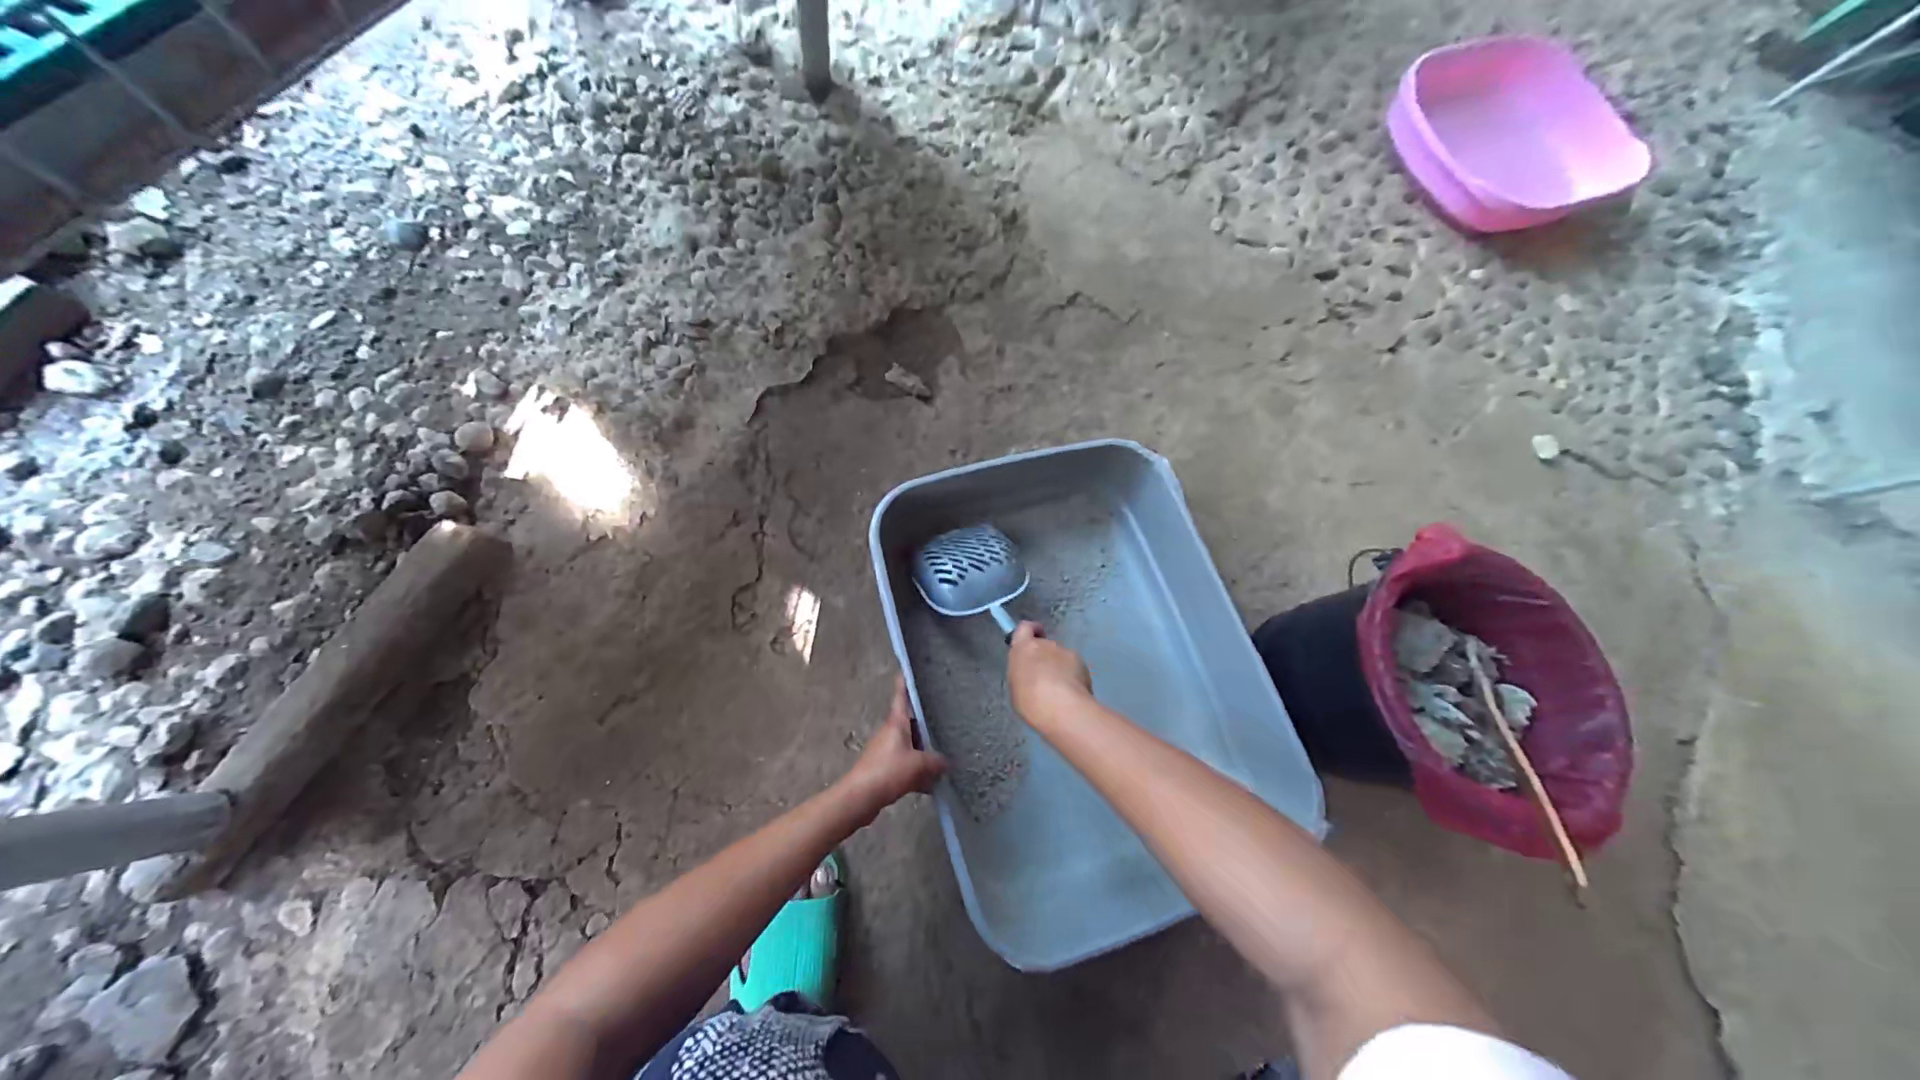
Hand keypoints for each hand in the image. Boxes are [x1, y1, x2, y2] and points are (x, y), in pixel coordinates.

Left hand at [841, 676, 946, 817]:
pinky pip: (907, 766)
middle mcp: (891, 733)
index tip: (909, 669)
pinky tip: (934, 784)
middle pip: (911, 722)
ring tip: (946, 755)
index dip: (905, 682)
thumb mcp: (918, 764)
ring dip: (925, 752)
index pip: (901, 696)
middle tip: (947, 718)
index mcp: (896, 723)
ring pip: (910, 746)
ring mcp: (887, 752)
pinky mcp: (885, 770)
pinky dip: (918, 772)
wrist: (860, 798)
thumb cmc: (888, 771)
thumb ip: (936, 761)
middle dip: (927, 723)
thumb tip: (947, 762)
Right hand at [1007, 621, 1092, 727]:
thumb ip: (1023, 672)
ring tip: (1060, 691)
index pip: (1025, 628)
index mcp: (1024, 648)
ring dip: (1060, 668)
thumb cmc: (1030, 700)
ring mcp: (1066, 653)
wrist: (1062, 708)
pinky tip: (1072, 694)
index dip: (1030, 632)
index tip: (1031, 640)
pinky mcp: (1083, 664)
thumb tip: (1031, 673)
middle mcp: (1046, 645)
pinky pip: (1075, 668)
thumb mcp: (1016, 687)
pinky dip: (1074, 677)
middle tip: (1044, 679)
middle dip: (1046, 658)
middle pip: (1045, 646)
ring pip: (1062, 658)